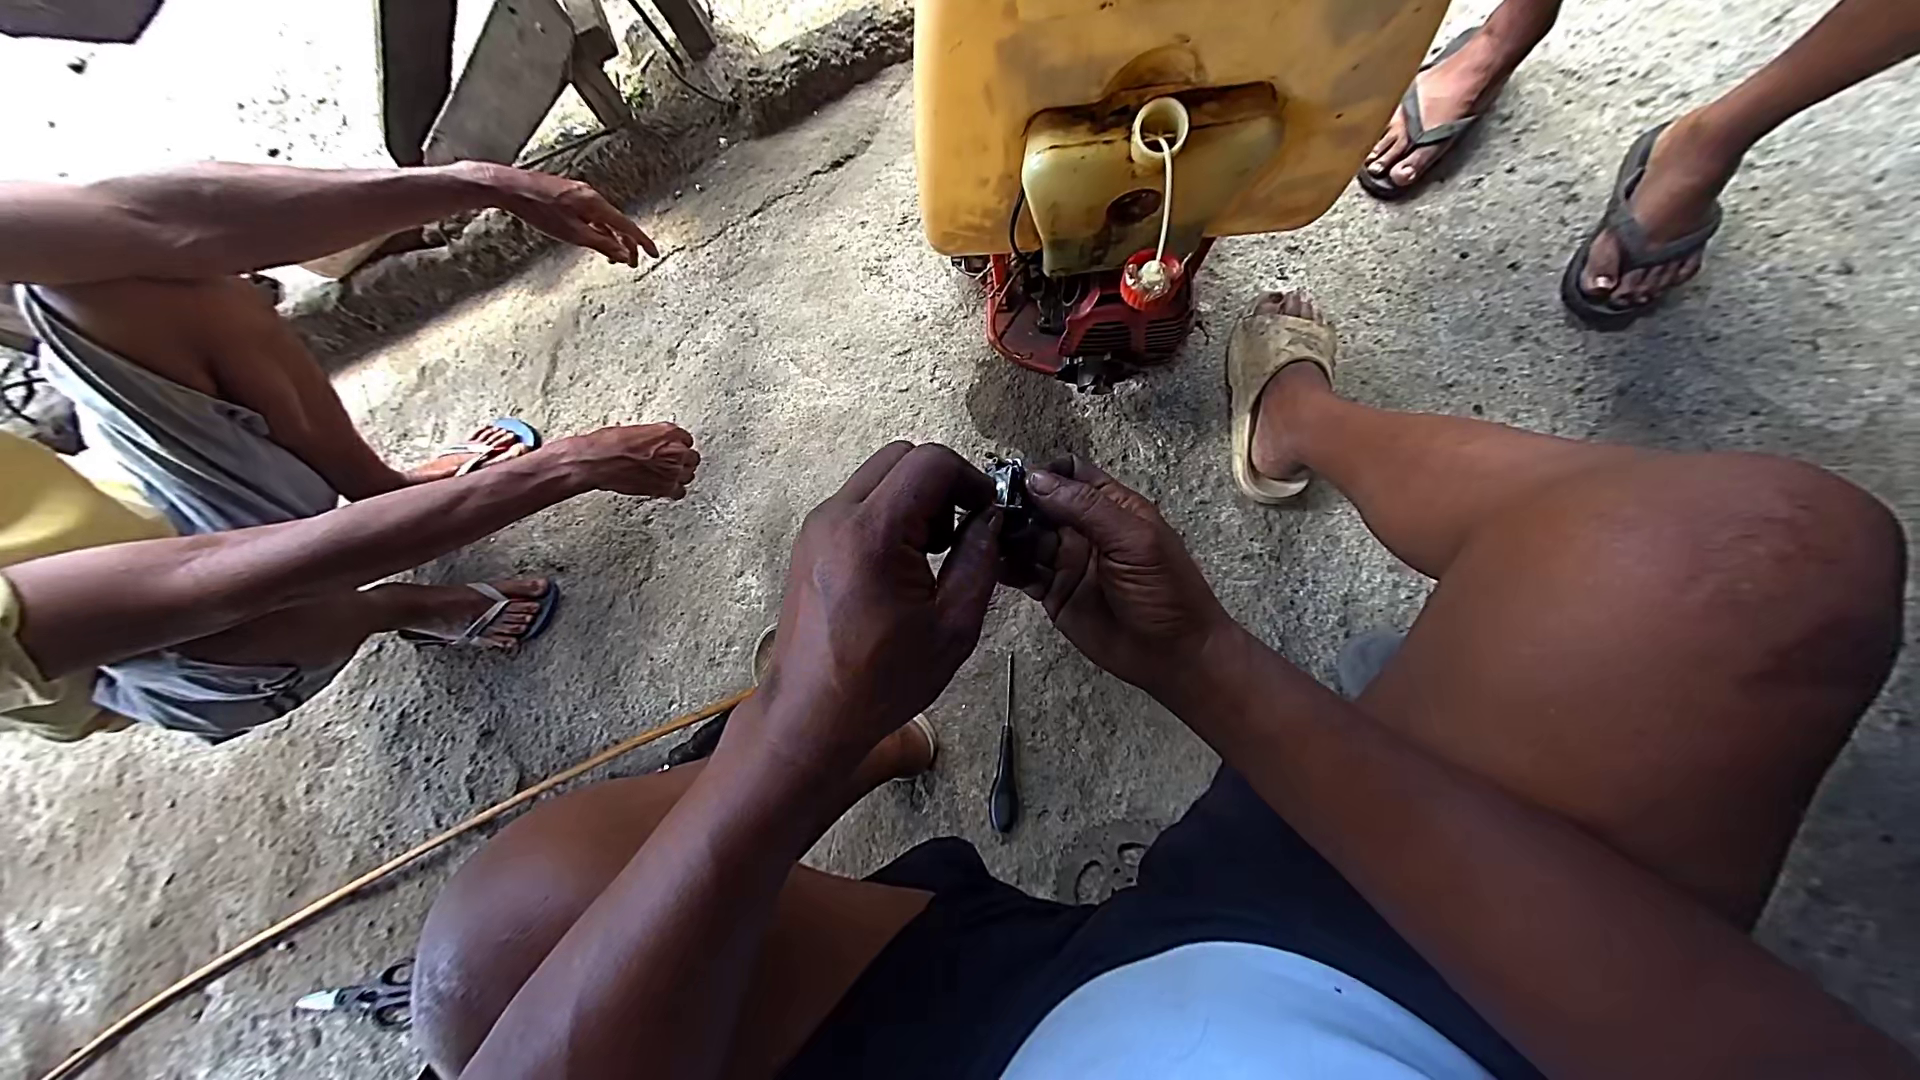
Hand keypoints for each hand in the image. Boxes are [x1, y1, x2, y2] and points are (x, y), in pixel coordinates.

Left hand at [479, 164, 659, 265]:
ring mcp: (579, 194)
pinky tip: (595, 238)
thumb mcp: (573, 234)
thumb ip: (602, 244)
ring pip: (605, 219)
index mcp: (595, 204)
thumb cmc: (537, 209)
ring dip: (612, 238)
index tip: (654, 254)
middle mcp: (591, 196)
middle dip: (627, 244)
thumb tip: (623, 254)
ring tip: (612, 255)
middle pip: (618, 223)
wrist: (507, 187)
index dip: (642, 242)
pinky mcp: (568, 195)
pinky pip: (593, 214)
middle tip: (630, 263)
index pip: (628, 226)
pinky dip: (599, 229)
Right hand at [550, 423, 699, 497]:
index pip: (686, 439)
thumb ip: (655, 437)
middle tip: (671, 463)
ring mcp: (672, 470)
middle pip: (691, 458)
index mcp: (668, 432)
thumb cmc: (606, 444)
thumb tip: (658, 443)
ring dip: (679, 475)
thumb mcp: (636, 431)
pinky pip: (680, 491)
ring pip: (688, 475)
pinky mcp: (666, 487)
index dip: (678, 446)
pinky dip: (673, 491)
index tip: (673, 450)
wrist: (594, 462)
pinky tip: (665, 488)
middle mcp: (675, 450)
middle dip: (682, 460)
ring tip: (666, 475)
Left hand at [754, 442, 999, 765]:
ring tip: (934, 551)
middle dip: (943, 483)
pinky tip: (904, 561)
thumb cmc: (880, 681)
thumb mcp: (953, 626)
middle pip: (902, 457)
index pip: (930, 462)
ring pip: (880, 476)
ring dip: (917, 497)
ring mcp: (818, 526)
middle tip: (962, 530)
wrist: (809, 713)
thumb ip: (980, 559)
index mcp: (872, 534)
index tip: (987, 512)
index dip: (970, 479)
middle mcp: (837, 517)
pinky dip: (892, 513)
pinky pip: (861, 501)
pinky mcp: (812, 540)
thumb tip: (991, 518)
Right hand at [1000, 457, 1234, 700]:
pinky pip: (1022, 572)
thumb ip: (1086, 507)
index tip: (1016, 481)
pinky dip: (1006, 567)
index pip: (1070, 474)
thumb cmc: (1167, 593)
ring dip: (1007, 534)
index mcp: (1110, 508)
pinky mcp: (1053, 591)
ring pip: (1026, 537)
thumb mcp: (1134, 540)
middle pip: (1040, 504)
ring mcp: (1067, 561)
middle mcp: (1084, 530)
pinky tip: (995, 565)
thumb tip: (1038, 479)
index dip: (1043, 473)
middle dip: (1016, 504)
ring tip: (989, 538)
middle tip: (992, 510)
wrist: (1174, 655)